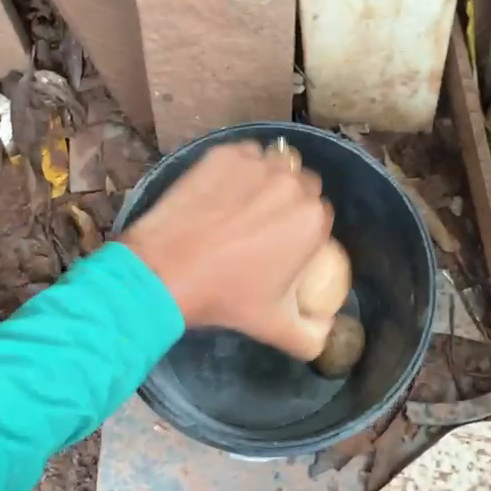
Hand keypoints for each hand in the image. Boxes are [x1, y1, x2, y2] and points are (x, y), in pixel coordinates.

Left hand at [119, 142, 335, 359]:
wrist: (164, 272)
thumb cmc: (225, 297)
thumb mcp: (275, 327)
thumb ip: (312, 336)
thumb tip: (326, 333)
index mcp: (313, 220)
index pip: (321, 214)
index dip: (303, 227)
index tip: (284, 242)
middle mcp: (292, 184)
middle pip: (301, 184)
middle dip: (289, 199)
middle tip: (263, 223)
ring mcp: (257, 164)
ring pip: (275, 164)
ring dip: (268, 178)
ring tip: (244, 202)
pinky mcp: (224, 154)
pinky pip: (244, 154)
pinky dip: (239, 167)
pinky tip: (223, 189)